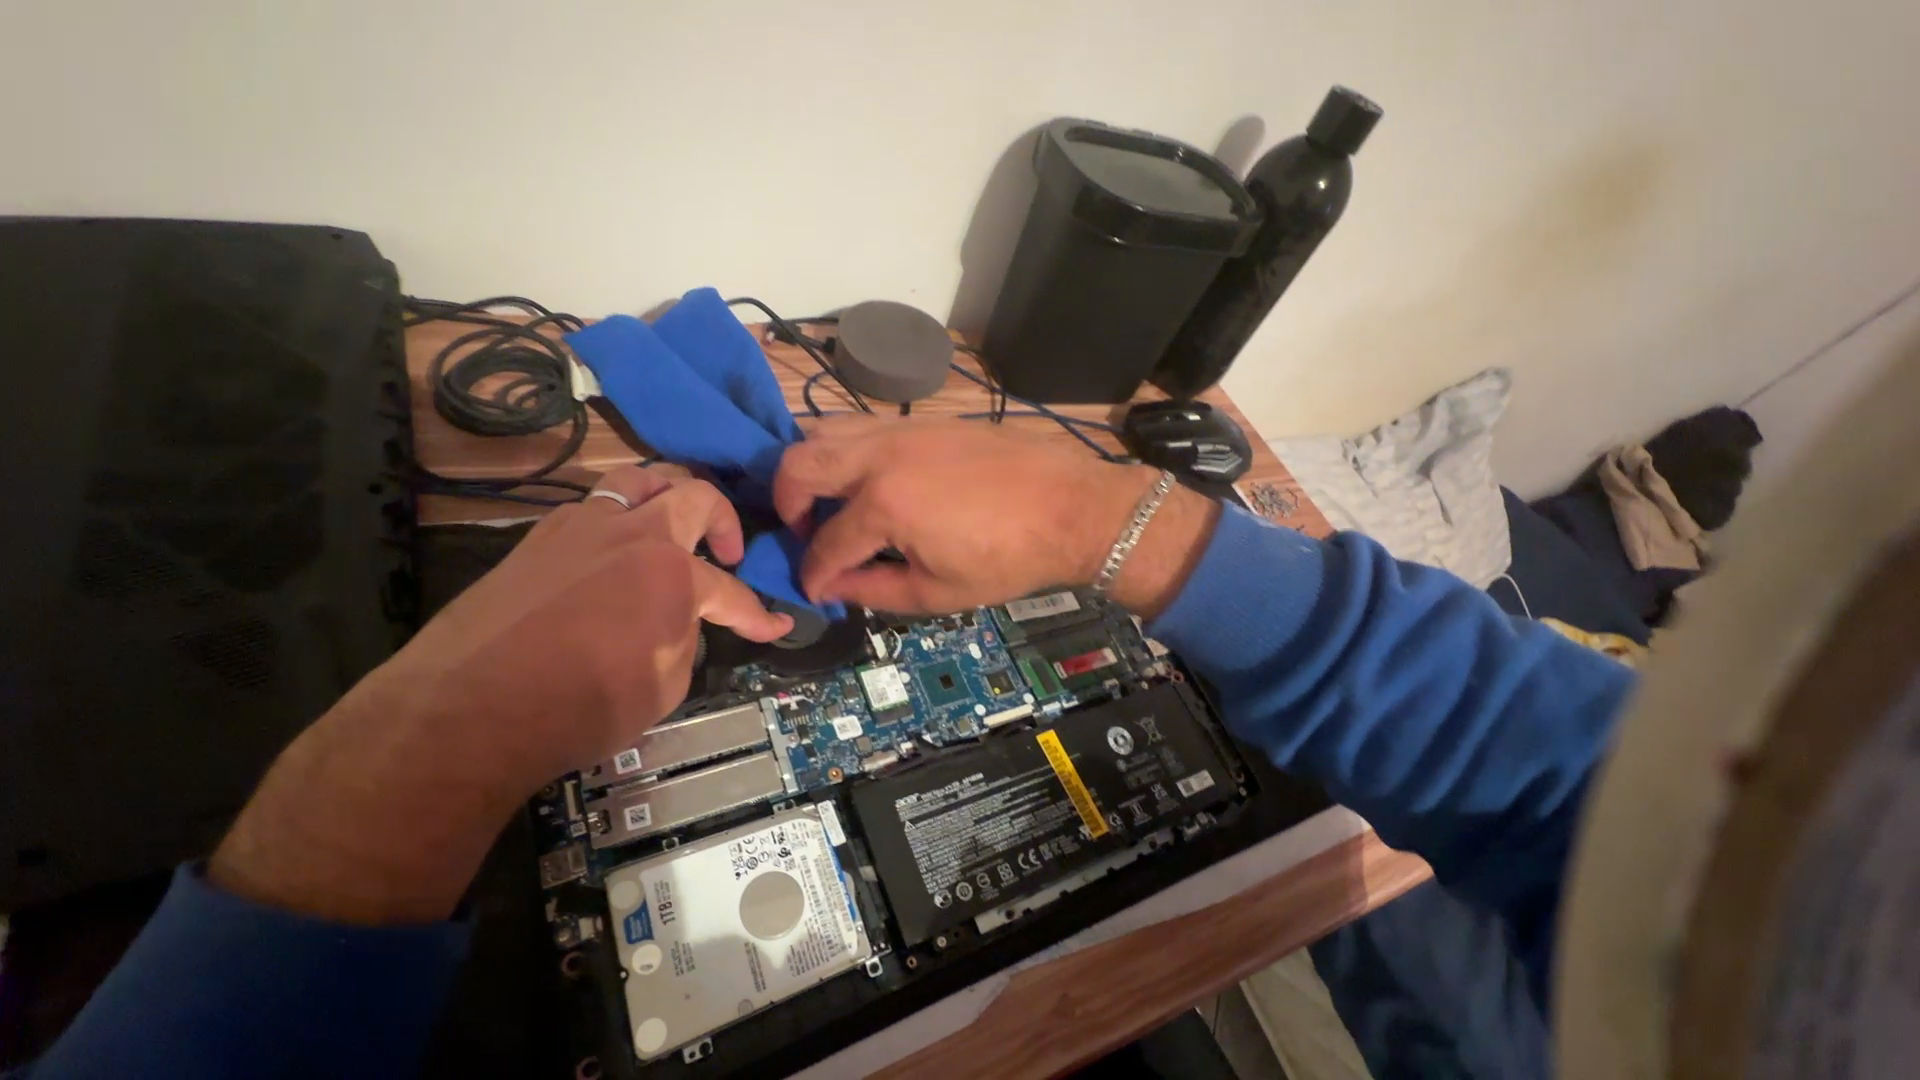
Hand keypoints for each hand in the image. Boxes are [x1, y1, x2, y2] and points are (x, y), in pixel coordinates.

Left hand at [209, 467, 790, 923]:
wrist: (466, 710)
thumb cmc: (580, 707)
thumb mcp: (663, 686)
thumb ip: (683, 638)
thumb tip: (679, 622)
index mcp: (672, 572)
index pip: (730, 591)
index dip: (757, 614)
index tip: (775, 626)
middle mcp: (631, 533)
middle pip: (694, 495)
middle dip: (725, 520)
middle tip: (728, 552)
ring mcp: (579, 526)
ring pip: (636, 479)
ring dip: (668, 496)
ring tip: (671, 525)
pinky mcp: (537, 538)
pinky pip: (591, 507)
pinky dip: (617, 518)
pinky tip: (612, 551)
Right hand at [775, 418, 1221, 616]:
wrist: (1071, 508)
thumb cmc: (1009, 559)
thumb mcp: (938, 593)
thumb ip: (873, 591)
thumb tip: (834, 587)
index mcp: (883, 505)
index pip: (825, 544)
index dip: (813, 573)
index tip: (813, 588)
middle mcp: (880, 456)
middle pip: (798, 465)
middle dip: (785, 503)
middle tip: (802, 531)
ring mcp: (900, 429)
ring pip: (822, 430)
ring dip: (808, 466)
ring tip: (826, 500)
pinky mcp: (922, 420)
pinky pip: (860, 424)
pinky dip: (842, 447)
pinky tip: (863, 477)